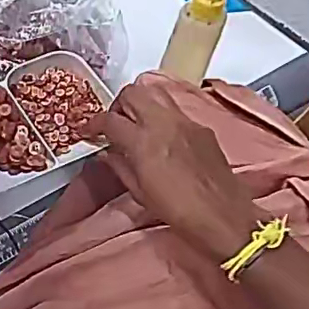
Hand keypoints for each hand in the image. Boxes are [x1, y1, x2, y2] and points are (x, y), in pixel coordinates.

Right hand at [91, 73, 262, 260]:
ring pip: (155, 93)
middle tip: (115, 125)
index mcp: (143, 142)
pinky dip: (162, 116)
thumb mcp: (139, 192)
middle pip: (133, 93)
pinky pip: (175, 110)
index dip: (93, 123)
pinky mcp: (202, 127)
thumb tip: (107, 154)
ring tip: (137, 126)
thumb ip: (120, 166)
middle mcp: (164, 123)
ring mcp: (186, 122)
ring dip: (140, 104)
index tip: (88, 131)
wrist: (221, 215)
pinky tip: (163, 139)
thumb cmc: (176, 210)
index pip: (110, 120)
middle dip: (118, 105)